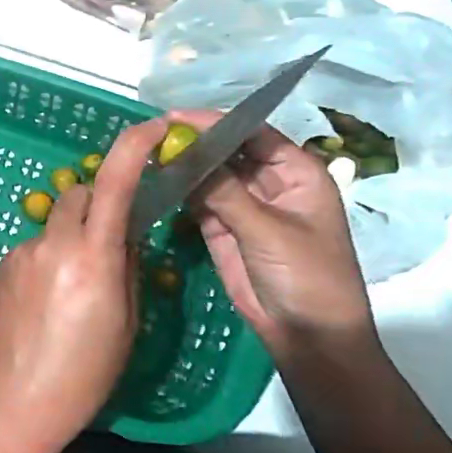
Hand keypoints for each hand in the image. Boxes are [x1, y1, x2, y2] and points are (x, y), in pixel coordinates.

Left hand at [0, 118, 170, 446]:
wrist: (19, 394)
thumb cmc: (87, 370)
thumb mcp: (127, 320)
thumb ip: (126, 265)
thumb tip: (124, 233)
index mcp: (93, 256)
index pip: (114, 183)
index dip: (134, 147)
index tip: (154, 128)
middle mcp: (54, 241)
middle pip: (80, 194)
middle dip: (102, 200)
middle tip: (117, 236)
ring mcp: (23, 249)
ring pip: (58, 220)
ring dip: (76, 231)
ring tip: (82, 281)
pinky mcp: (5, 261)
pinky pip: (38, 243)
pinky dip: (53, 253)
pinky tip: (53, 295)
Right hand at [166, 109, 375, 359]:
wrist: (306, 335)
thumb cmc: (305, 276)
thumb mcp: (267, 229)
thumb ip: (224, 191)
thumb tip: (184, 155)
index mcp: (297, 174)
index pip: (253, 133)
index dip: (216, 122)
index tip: (174, 118)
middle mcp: (270, 182)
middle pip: (228, 150)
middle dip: (194, 141)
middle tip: (152, 134)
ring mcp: (244, 204)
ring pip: (209, 173)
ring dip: (183, 164)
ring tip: (146, 152)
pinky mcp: (222, 226)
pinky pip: (197, 198)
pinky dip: (177, 188)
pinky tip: (153, 178)